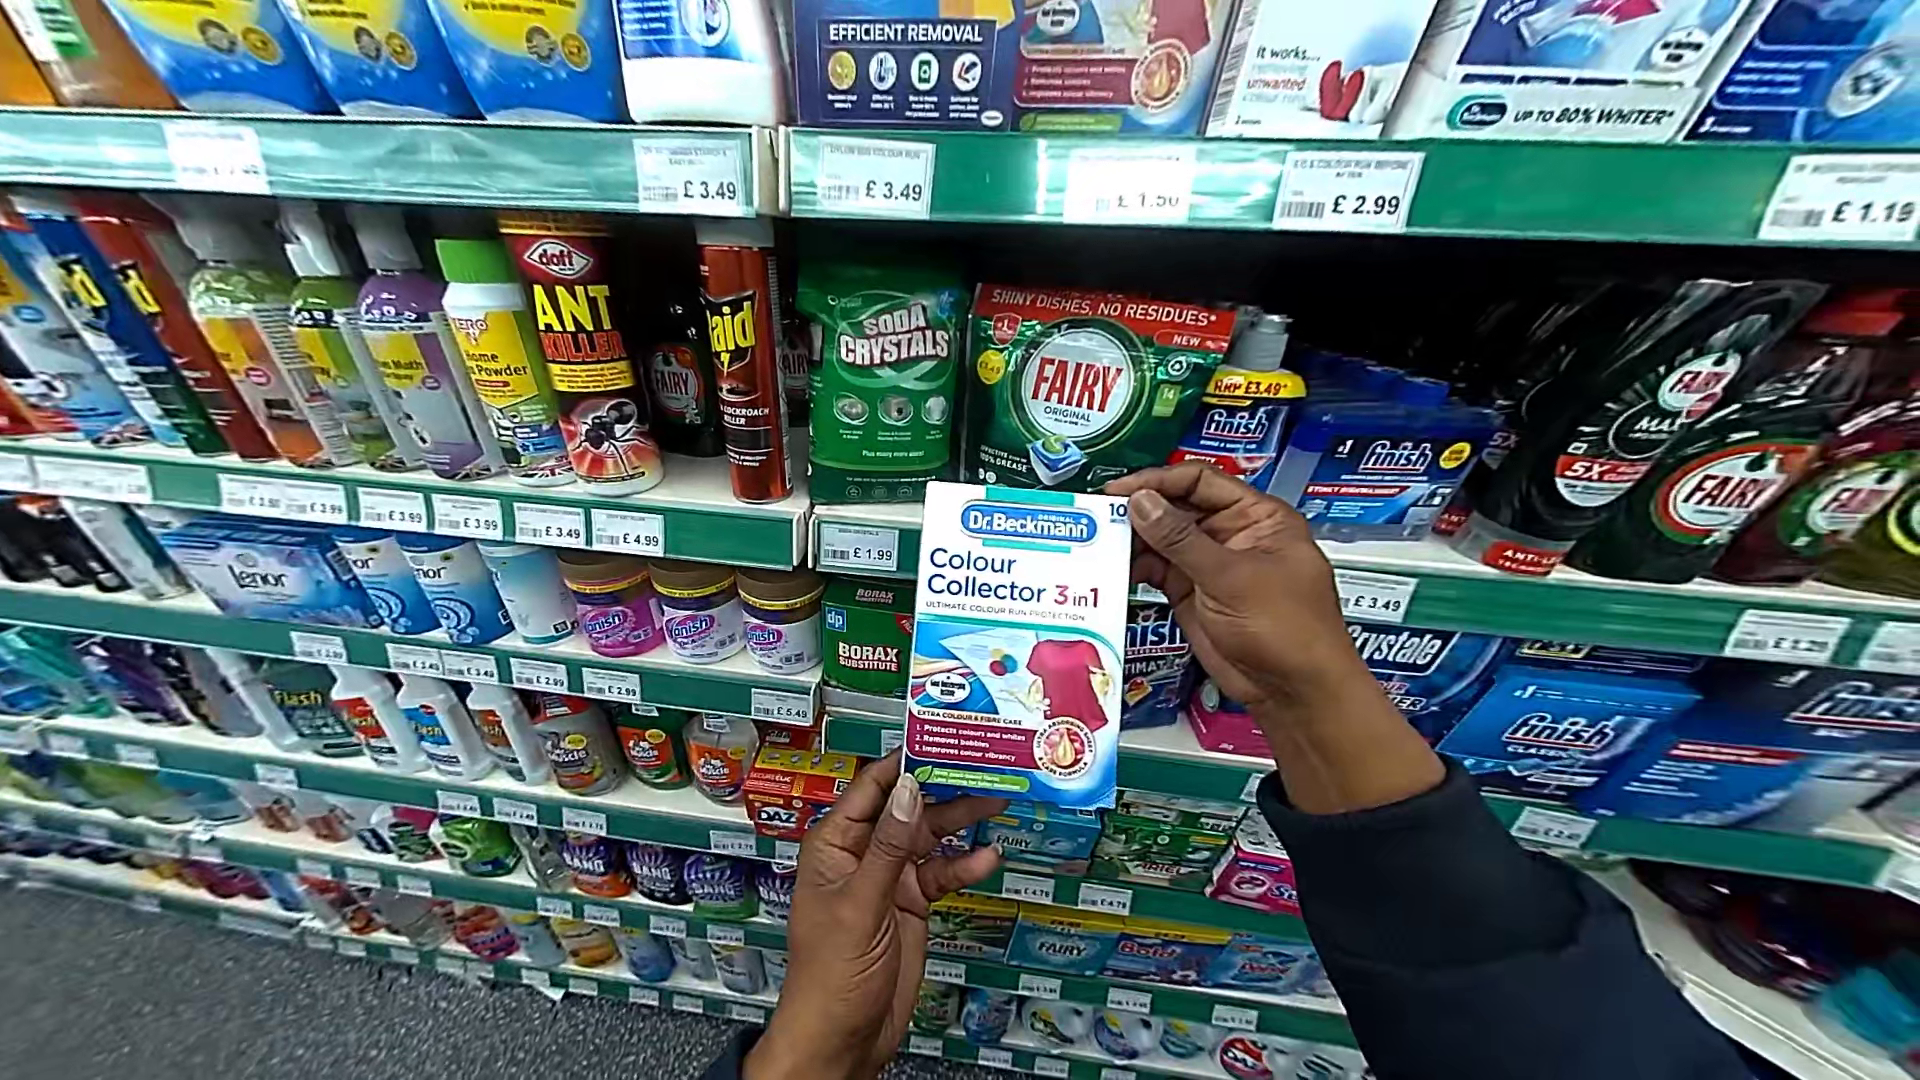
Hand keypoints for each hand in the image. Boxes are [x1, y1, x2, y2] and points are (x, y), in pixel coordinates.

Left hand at [745, 753, 1006, 1079]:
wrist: (844, 1044)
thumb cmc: (831, 973)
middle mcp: (865, 850)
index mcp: (838, 842)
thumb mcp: (861, 904)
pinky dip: (964, 864)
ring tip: (996, 803)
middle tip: (980, 769)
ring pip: (930, 836)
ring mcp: (891, 875)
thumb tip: (909, 787)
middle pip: (909, 807)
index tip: (939, 741)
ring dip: (961, 822)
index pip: (873, 787)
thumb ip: (889, 846)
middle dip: (943, 789)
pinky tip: (988, 858)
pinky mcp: (913, 899)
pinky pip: (942, 872)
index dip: (905, 762)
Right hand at [1106, 463, 1443, 812]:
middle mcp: (1228, 533)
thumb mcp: (1231, 577)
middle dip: (1139, 510)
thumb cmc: (1281, 626)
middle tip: (1096, 515)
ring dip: (1131, 539)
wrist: (1291, 692)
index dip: (1158, 481)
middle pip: (1176, 507)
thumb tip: (1138, 501)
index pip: (1200, 481)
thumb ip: (1180, 538)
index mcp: (1255, 516)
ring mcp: (1207, 563)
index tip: (1118, 489)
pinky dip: (1134, 568)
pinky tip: (1110, 568)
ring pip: (1161, 539)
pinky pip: (1156, 569)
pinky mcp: (1188, 591)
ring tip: (1096, 541)